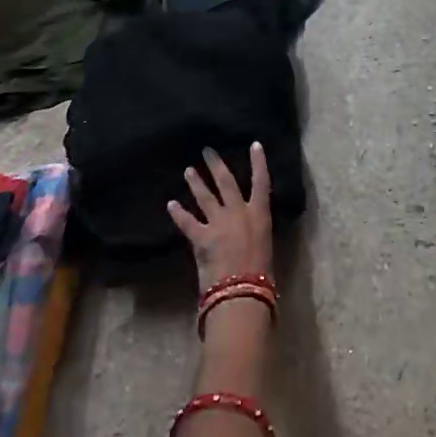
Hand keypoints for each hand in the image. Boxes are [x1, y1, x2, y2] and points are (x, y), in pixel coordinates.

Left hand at [168, 143, 272, 287]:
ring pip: (205, 196)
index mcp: (259, 215)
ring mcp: (218, 223)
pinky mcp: (201, 237)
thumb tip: (250, 232)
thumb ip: (256, 232)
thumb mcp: (265, 246)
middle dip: (216, 165)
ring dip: (196, 182)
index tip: (254, 144)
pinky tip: (171, 204)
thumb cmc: (262, 274)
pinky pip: (187, 222)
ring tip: (188, 170)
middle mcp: (238, 212)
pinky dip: (178, 213)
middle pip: (226, 182)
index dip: (259, 162)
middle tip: (207, 150)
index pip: (261, 182)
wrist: (241, 292)